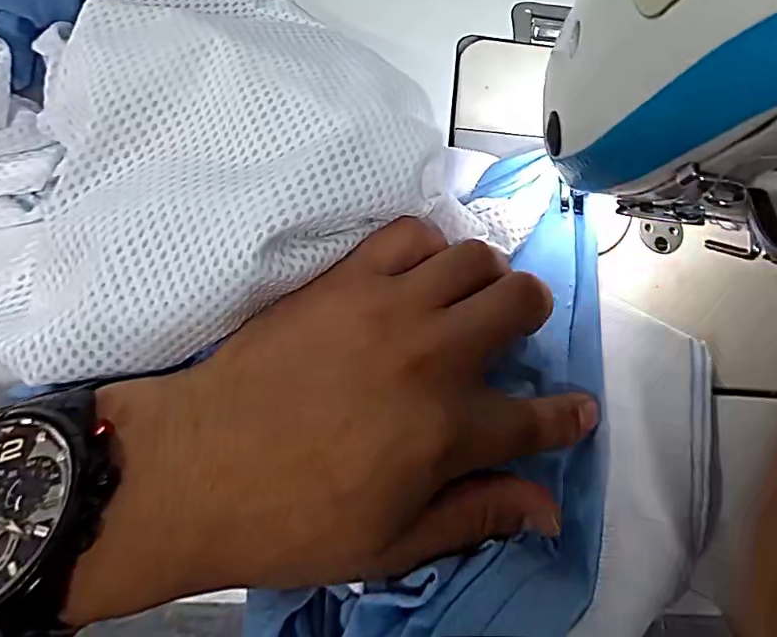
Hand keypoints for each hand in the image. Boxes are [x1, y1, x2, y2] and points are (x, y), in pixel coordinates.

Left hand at [65, 218, 599, 621]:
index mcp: (445, 430)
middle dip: (533, 311)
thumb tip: (548, 510)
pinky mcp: (348, 277)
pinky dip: (427, 246)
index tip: (580, 408)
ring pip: (473, 256)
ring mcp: (389, 307)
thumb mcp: (390, 544)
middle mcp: (431, 355)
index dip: (569, 415)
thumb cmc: (293, 517)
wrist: (196, 466)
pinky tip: (417, 271)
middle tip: (514, 326)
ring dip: (483, 274)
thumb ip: (476, 515)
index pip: (535, 418)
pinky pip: (410, 232)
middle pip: (519, 301)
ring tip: (465, 295)